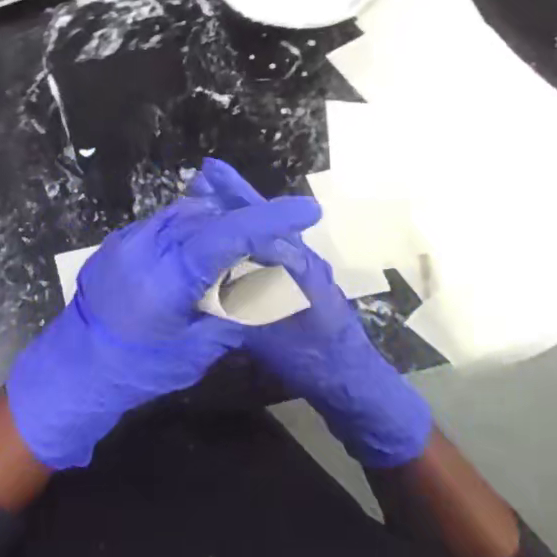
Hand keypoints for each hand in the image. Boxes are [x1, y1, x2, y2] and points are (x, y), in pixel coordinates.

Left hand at [6, 175, 321, 468]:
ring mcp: (123, 243)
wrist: (75, 368)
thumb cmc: (139, 369)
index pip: (226, 233)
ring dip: (213, 223)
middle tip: (272, 242)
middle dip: (242, 221)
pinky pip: (159, 225)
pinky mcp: (113, 246)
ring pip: (180, 215)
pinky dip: (186, 231)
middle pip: (204, 216)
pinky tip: (200, 253)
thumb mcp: (197, 349)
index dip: (269, 220)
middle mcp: (143, 248)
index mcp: (166, 276)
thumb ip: (234, 311)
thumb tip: (269, 285)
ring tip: (238, 247)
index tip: (306, 211)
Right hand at [187, 159, 431, 468]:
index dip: (232, 194)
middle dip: (234, 197)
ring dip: (241, 217)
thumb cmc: (312, 357)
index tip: (207, 172)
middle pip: (263, 219)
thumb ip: (236, 302)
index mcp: (294, 262)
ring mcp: (304, 272)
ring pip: (267, 235)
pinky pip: (269, 254)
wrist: (354, 384)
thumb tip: (202, 276)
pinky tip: (226, 248)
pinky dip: (247, 242)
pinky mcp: (300, 287)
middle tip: (206, 176)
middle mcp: (301, 259)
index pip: (257, 219)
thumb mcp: (265, 331)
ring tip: (209, 205)